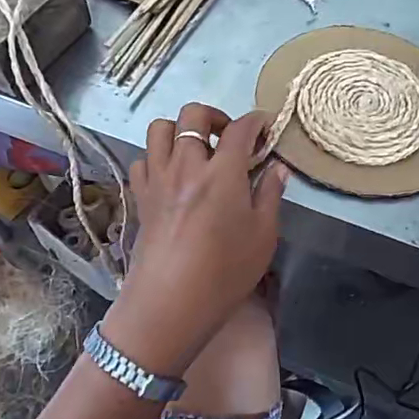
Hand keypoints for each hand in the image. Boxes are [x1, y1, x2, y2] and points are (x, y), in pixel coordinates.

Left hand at [103, 103, 287, 377]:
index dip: (256, 120)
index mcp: (222, 172)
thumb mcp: (263, 236)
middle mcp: (185, 165)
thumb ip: (271, 195)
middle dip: (214, 116)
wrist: (170, 304)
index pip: (240, 128)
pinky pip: (142, 160)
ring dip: (180, 130)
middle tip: (229, 138)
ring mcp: (158, 179)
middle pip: (192, 114)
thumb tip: (277, 168)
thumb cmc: (225, 273)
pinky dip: (157, 157)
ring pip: (159, 129)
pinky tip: (171, 175)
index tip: (265, 126)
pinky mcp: (141, 197)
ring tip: (196, 151)